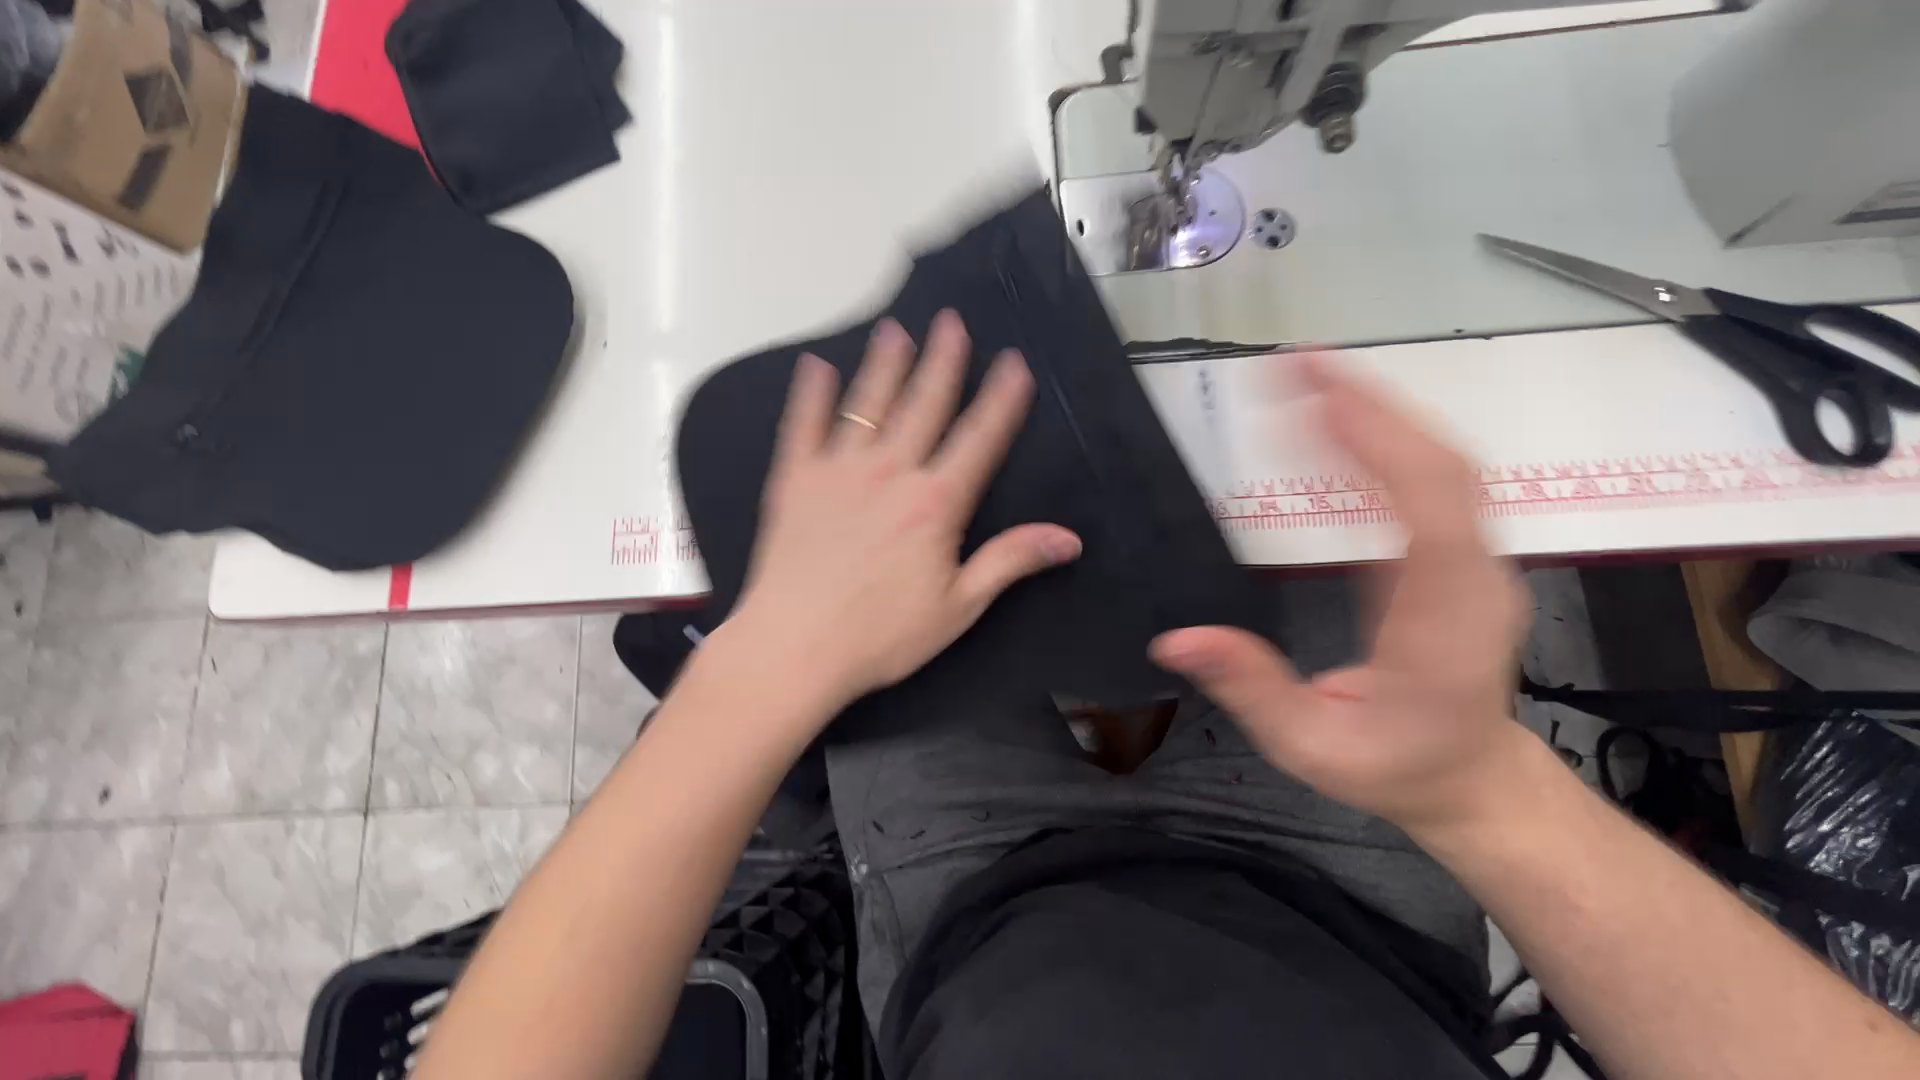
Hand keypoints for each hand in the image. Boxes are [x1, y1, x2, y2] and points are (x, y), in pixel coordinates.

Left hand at [723, 310, 1081, 712]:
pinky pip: (802, 425)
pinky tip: (815, 367)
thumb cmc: (880, 635)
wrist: (794, 647)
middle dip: (943, 361)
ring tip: (895, 330)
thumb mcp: (958, 607)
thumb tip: (1068, 539)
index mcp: (935, 503)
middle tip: (952, 322)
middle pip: (923, 405)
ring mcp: (838, 470)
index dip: (1001, 399)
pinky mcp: (794, 480)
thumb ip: (1010, 562)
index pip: (979, 439)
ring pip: (867, 404)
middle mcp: (890, 473)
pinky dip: (809, 394)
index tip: (1015, 363)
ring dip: (884, 365)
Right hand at [1150, 354, 1533, 834]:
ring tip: (1307, 375)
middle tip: (1293, 364)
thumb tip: (1174, 639)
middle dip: (1369, 403)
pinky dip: (1385, 438)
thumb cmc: (1394, 767)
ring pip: (1443, 462)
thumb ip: (1250, 690)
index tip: (1314, 391)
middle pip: (1441, 464)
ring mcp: (1475, 560)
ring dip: (1378, 410)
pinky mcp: (1458, 553)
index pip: (1428, 509)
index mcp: (1443, 620)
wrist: (1469, 777)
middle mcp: (1474, 575)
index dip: (1377, 439)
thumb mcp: (1311, 747)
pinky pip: (1431, 481)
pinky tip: (1337, 418)